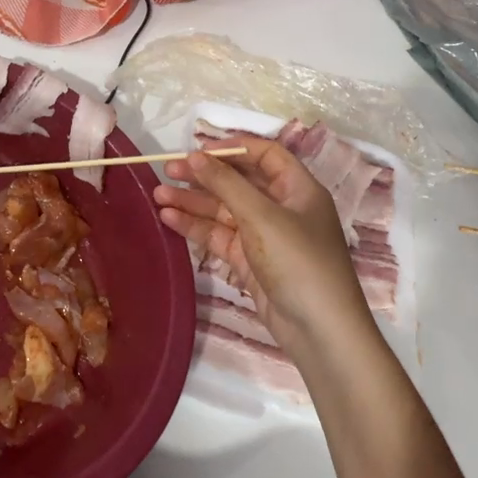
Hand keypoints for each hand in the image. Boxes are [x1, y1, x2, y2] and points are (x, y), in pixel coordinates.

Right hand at [152, 136, 369, 349]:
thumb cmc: (298, 261)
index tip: (198, 150)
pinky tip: (168, 218)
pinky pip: (218, 234)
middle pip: (238, 181)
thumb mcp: (261, 216)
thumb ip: (225, 183)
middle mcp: (281, 207)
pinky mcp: (249, 259)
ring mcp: (264, 235)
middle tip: (168, 171)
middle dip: (203, 175)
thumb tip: (195, 155)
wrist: (320, 330)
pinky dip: (194, 226)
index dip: (232, 148)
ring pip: (223, 209)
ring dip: (192, 201)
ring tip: (157, 195)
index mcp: (297, 189)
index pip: (264, 155)